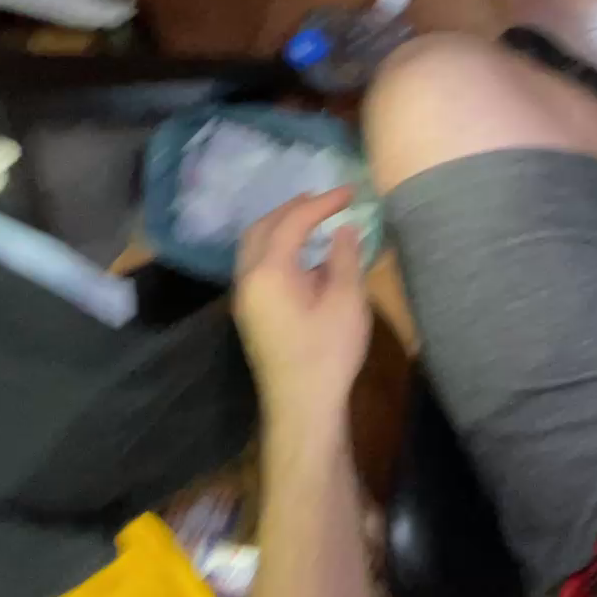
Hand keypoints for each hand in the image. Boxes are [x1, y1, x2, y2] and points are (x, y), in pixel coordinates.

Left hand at [234, 189, 368, 422]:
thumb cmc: (328, 351)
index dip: (321, 204)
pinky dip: (281, 248)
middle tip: (325, 200)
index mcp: (269, 272)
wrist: (303, 403)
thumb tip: (344, 230)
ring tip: (315, 221)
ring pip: (256, 248)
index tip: (349, 193)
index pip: (292, 223)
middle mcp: (248, 279)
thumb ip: (344, 259)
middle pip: (262, 229)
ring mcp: (247, 298)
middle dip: (293, 209)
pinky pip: (260, 265)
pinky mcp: (254, 313)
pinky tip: (307, 256)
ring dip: (283, 227)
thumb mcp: (346, 300)